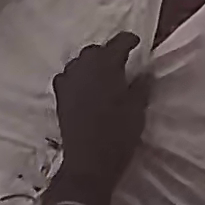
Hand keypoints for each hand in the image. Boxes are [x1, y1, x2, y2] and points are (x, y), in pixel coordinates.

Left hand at [47, 32, 151, 204]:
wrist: (88, 163)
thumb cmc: (118, 135)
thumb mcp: (137, 110)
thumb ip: (141, 87)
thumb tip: (145, 71)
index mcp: (105, 67)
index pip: (117, 43)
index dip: (128, 40)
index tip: (136, 43)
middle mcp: (83, 68)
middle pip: (95, 51)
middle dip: (108, 53)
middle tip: (122, 62)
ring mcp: (68, 82)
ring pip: (79, 62)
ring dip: (91, 64)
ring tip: (104, 74)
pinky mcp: (60, 97)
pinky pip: (68, 77)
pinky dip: (78, 77)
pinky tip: (86, 87)